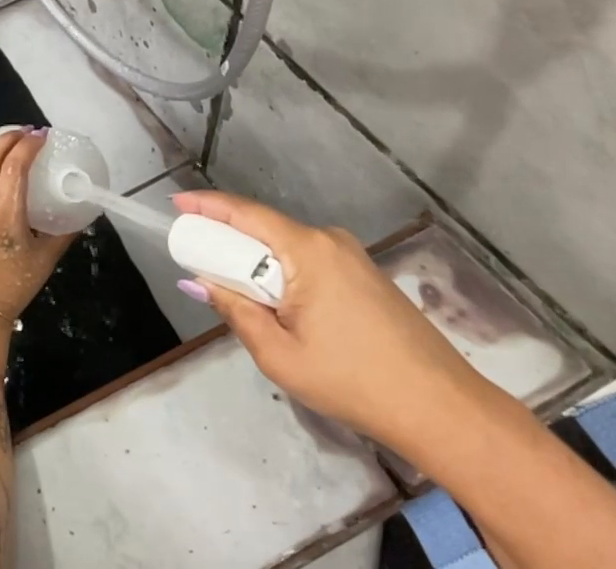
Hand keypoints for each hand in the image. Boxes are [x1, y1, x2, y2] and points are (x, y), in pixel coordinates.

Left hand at [0, 129, 73, 320]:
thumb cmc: (14, 285)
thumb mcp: (47, 258)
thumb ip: (65, 230)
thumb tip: (81, 210)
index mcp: (5, 214)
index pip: (14, 166)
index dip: (28, 145)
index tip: (42, 136)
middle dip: (8, 138)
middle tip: (27, 133)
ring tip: (11, 142)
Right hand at [172, 191, 492, 446]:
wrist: (441, 408)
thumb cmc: (352, 380)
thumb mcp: (278, 354)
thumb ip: (235, 310)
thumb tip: (198, 282)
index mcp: (308, 251)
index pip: (245, 214)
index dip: (206, 206)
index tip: (175, 206)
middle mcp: (330, 241)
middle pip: (264, 229)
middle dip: (228, 243)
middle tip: (198, 266)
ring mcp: (352, 257)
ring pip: (286, 249)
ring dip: (257, 266)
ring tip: (240, 300)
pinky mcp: (366, 276)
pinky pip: (308, 263)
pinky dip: (282, 276)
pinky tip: (280, 310)